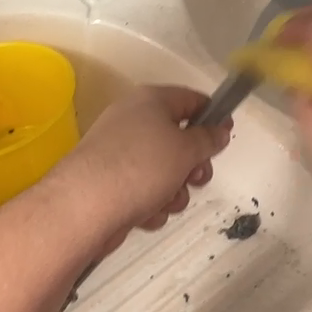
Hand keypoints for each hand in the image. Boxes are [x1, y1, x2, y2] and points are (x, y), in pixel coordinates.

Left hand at [48, 85, 231, 242]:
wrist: (85, 206)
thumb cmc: (142, 167)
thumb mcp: (187, 149)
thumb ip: (209, 138)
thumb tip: (219, 129)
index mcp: (150, 101)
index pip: (190, 99)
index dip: (212, 116)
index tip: (226, 136)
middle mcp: (132, 120)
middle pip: (178, 138)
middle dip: (192, 163)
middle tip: (196, 177)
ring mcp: (118, 152)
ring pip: (164, 169)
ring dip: (174, 189)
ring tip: (167, 201)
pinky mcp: (109, 182)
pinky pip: (144, 188)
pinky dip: (151, 202)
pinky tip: (146, 213)